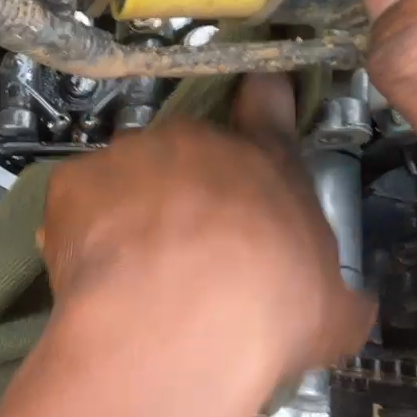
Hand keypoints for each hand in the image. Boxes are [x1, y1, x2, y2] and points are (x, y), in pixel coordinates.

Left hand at [39, 75, 374, 379]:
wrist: (173, 327)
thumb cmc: (264, 313)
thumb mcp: (330, 308)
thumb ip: (330, 286)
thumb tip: (345, 303)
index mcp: (266, 160)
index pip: (267, 104)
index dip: (260, 97)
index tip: (254, 88)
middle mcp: (193, 141)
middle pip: (183, 152)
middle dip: (179, 187)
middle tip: (177, 240)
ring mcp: (125, 155)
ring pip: (124, 174)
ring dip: (125, 205)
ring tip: (128, 259)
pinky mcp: (71, 180)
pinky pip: (75, 198)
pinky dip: (77, 224)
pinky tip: (89, 263)